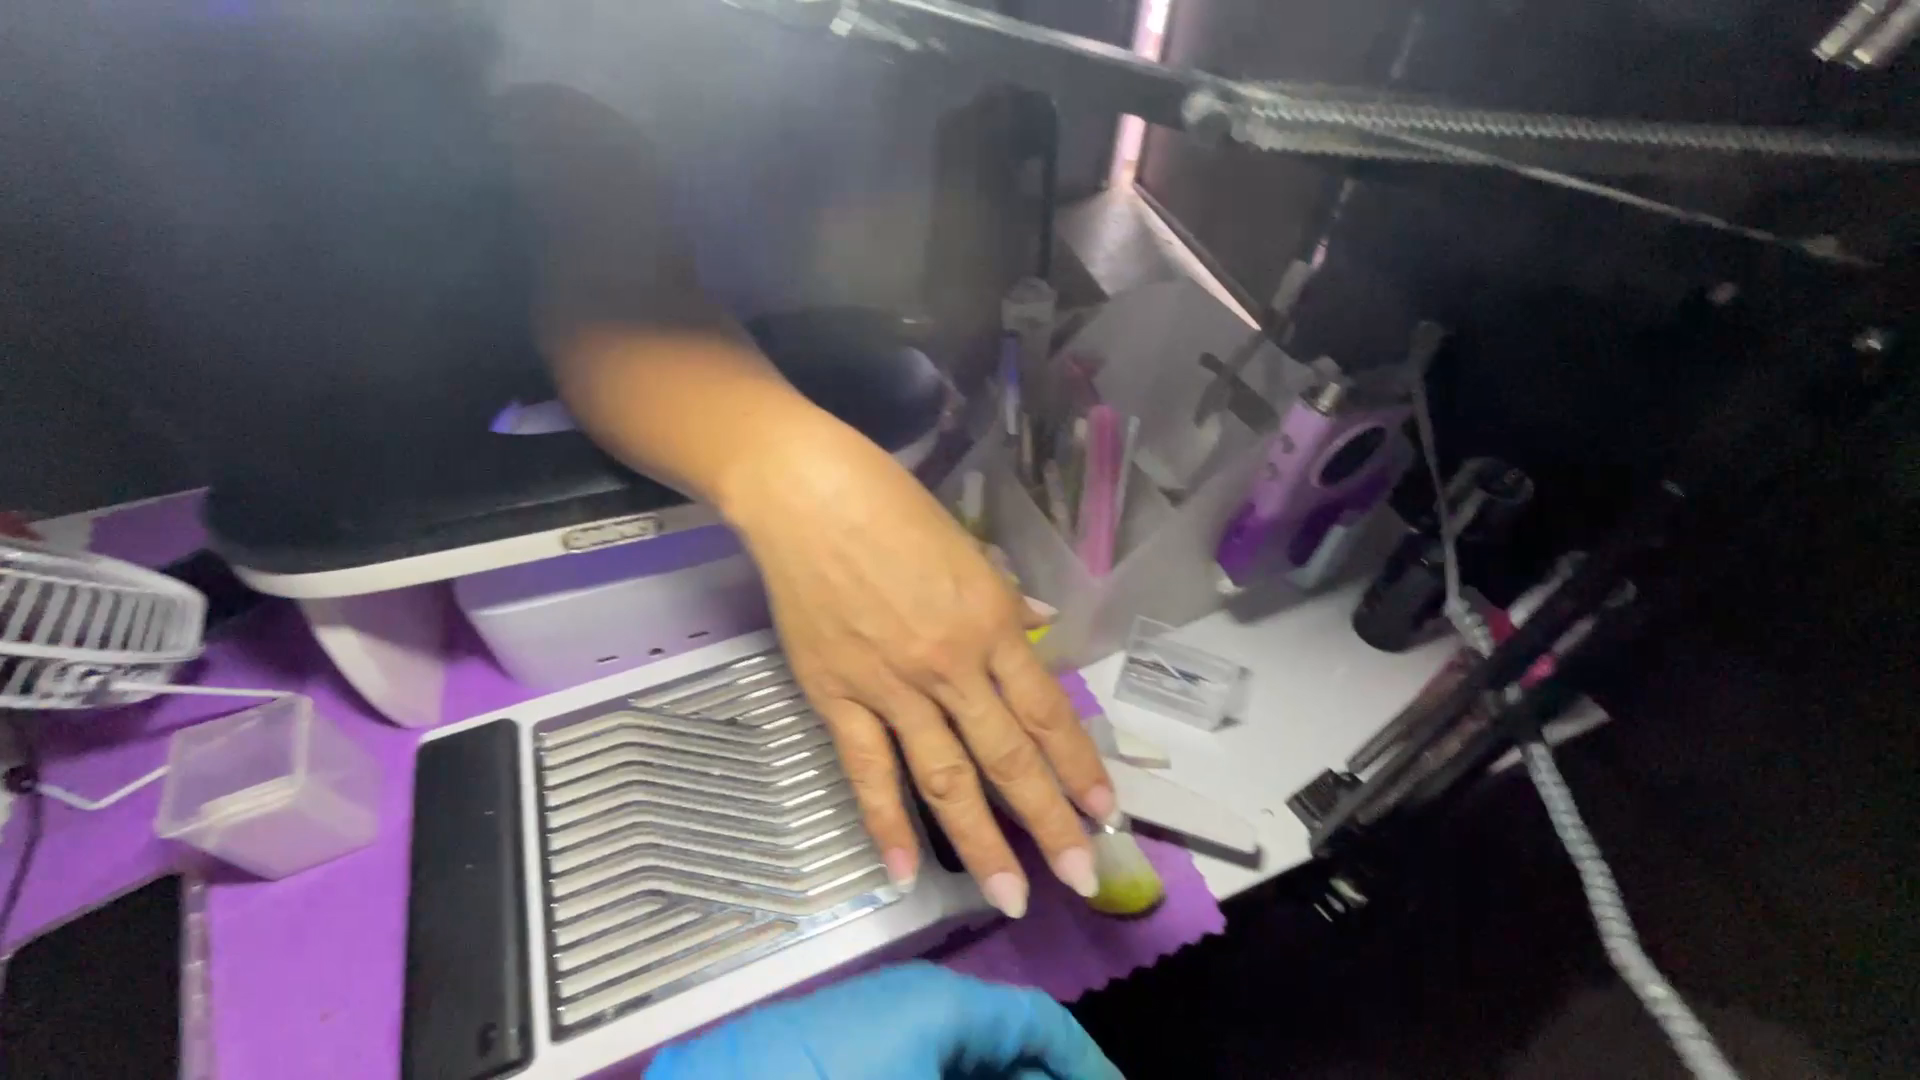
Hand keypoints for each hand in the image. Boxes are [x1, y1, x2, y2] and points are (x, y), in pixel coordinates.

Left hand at [644, 963, 1123, 1079]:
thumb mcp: (937, 1079)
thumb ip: (1000, 1072)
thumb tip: (1048, 1077)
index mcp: (942, 1003)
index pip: (1038, 1022)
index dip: (1085, 1061)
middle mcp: (916, 1004)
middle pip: (1002, 1043)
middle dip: (1040, 1078)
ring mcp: (878, 1029)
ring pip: (962, 1058)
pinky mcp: (847, 1055)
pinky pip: (923, 1065)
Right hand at [720, 418, 1114, 916]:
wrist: (808, 498)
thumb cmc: (896, 509)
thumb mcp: (971, 549)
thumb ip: (1006, 599)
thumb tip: (1039, 623)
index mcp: (992, 623)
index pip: (1046, 711)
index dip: (1079, 766)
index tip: (1104, 813)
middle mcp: (951, 666)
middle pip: (1008, 756)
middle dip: (1049, 821)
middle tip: (1083, 878)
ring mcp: (891, 688)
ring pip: (945, 778)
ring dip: (982, 841)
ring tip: (1013, 898)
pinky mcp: (835, 697)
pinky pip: (865, 770)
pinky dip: (885, 822)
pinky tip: (906, 871)